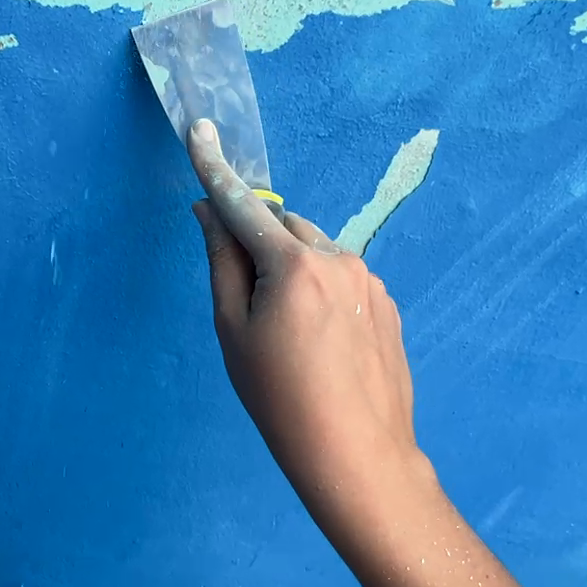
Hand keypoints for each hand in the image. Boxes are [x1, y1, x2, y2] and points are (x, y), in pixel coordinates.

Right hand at [185, 119, 434, 535]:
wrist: (358, 457)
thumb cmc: (278, 396)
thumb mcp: (232, 329)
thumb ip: (221, 260)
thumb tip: (209, 210)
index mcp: (292, 264)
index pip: (243, 204)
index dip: (215, 167)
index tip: (200, 129)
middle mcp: (336, 257)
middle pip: (282, 225)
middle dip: (259, 240)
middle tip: (247, 297)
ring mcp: (368, 278)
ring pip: (313, 248)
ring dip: (290, 264)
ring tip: (289, 328)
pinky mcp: (387, 301)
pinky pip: (340, 274)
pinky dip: (318, 285)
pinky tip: (321, 339)